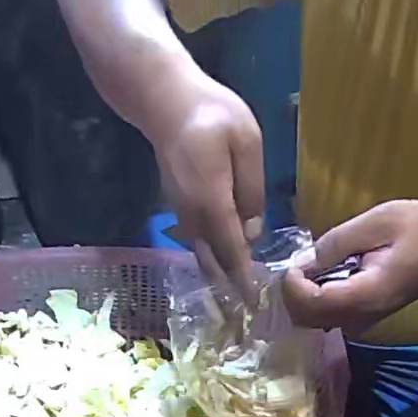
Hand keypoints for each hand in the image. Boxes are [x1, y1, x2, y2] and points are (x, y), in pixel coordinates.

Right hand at [145, 71, 266, 287]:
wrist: (165, 105)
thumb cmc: (211, 114)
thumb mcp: (247, 142)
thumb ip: (252, 190)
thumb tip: (252, 232)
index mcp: (213, 204)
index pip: (232, 251)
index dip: (243, 279)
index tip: (252, 304)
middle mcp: (194, 219)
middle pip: (214, 262)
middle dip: (229, 288)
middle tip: (245, 311)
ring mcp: (183, 217)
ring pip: (204, 257)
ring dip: (220, 277)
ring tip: (236, 297)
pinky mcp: (180, 212)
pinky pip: (199, 244)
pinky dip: (212, 260)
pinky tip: (224, 266)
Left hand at [283, 200, 417, 334]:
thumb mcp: (382, 221)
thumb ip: (339, 241)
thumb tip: (303, 260)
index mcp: (364, 296)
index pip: (311, 303)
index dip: (293, 284)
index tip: (296, 260)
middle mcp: (354, 318)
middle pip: (303, 317)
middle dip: (291, 290)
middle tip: (301, 260)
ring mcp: (352, 324)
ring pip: (307, 319)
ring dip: (299, 294)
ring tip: (313, 264)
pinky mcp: (350, 321)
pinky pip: (318, 315)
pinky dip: (309, 298)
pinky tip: (323, 274)